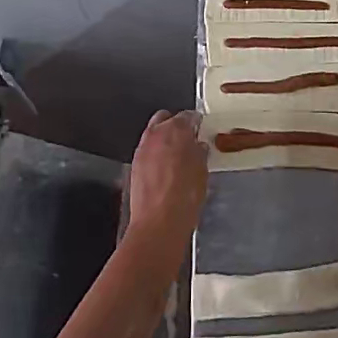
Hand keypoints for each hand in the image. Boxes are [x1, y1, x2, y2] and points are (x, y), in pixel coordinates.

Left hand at [124, 110, 208, 259]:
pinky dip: (155, 153)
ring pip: (153, 134)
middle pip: (165, 118)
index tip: (200, 127)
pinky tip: (165, 167)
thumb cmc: (185, 196)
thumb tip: (198, 148)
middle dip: (176, 124)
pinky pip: (147, 150)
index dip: (196, 121)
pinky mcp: (134, 165)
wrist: (159, 222)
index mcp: (177, 130)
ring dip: (164, 138)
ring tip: (177, 153)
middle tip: (188, 136)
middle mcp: (156, 134)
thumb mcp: (202, 171)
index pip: (188, 116)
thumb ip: (199, 153)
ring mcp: (142, 149)